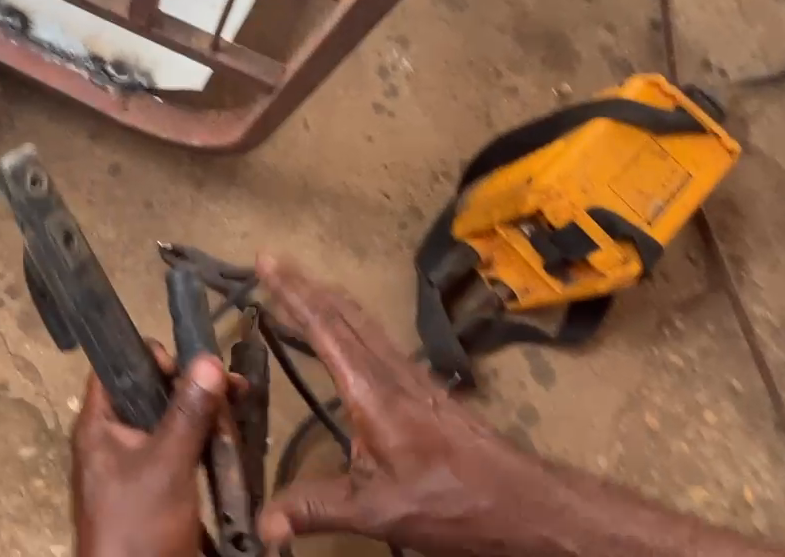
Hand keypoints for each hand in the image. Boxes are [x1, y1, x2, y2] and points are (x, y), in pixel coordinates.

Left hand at [72, 347, 229, 556]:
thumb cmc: (138, 526)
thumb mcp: (167, 465)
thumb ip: (188, 412)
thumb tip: (208, 358)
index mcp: (99, 424)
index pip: (117, 367)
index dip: (150, 356)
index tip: (189, 363)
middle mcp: (114, 438)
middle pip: (151, 393)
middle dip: (191, 385)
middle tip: (232, 384)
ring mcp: (136, 466)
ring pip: (171, 423)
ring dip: (204, 414)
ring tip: (241, 401)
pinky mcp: (158, 490)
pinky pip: (182, 453)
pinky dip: (206, 443)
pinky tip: (235, 438)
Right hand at [255, 255, 552, 554]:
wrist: (523, 501)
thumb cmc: (451, 501)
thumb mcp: (377, 511)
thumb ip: (317, 509)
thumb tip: (261, 522)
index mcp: (369, 390)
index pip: (322, 327)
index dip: (291, 292)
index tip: (266, 261)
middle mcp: (387, 368)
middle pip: (340, 312)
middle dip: (302, 283)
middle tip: (271, 262)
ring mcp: (408, 372)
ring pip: (360, 319)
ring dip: (325, 296)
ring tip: (300, 283)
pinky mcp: (421, 383)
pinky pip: (374, 333)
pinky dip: (347, 316)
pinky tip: (346, 326)